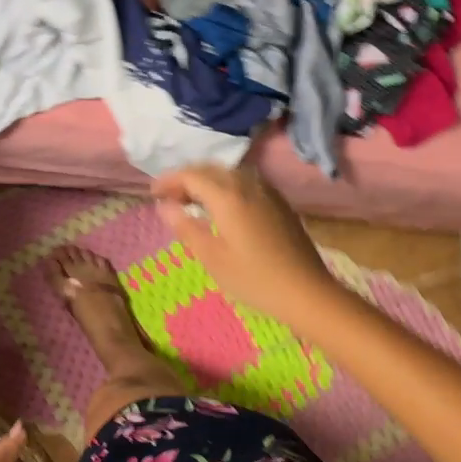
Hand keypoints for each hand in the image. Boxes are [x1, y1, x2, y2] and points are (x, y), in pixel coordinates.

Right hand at [152, 165, 340, 324]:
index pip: (190, 175)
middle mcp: (246, 183)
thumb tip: (164, 206)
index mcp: (227, 195)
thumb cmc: (255, 279)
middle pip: (209, 169)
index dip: (168, 181)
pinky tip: (222, 206)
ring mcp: (266, 190)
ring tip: (192, 200)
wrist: (308, 292)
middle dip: (186, 178)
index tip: (153, 194)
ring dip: (206, 180)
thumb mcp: (213, 258)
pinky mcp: (278, 201)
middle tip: (169, 197)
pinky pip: (244, 181)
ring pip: (228, 173)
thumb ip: (186, 228)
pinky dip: (225, 185)